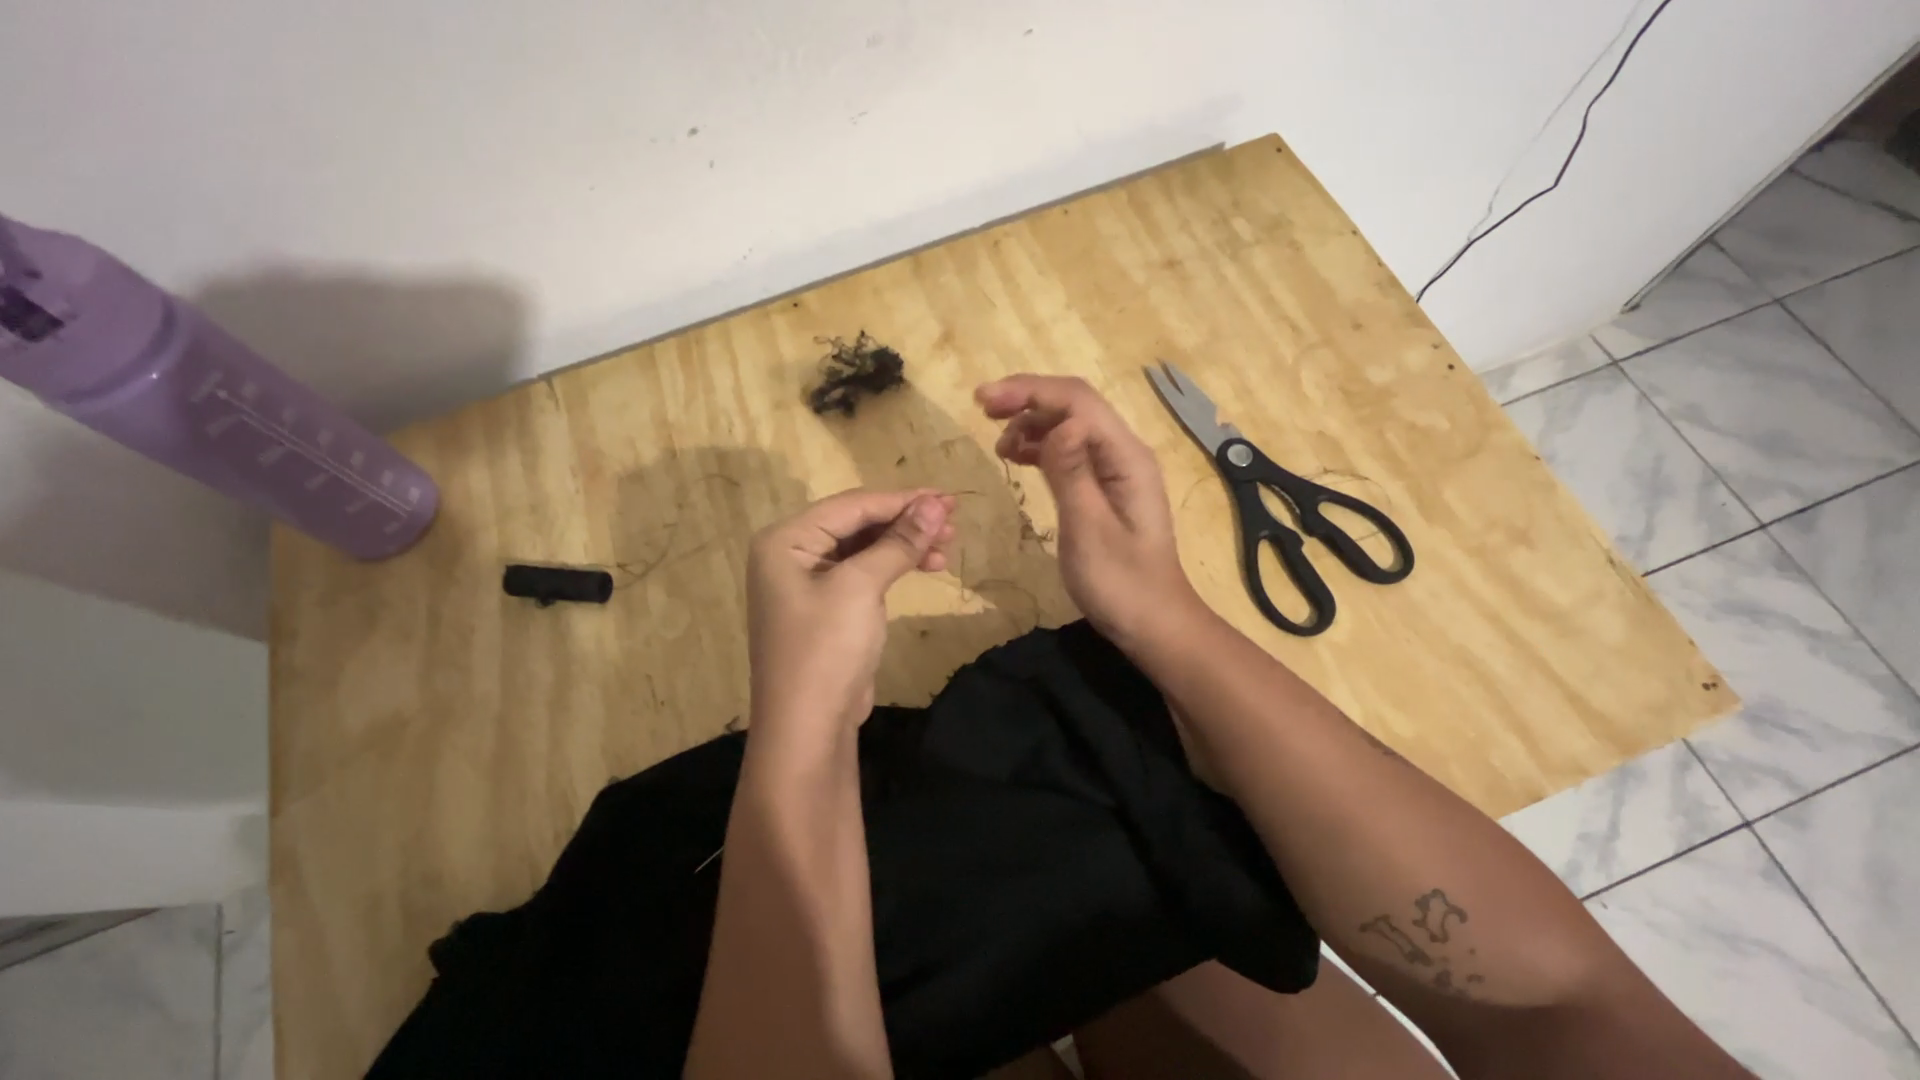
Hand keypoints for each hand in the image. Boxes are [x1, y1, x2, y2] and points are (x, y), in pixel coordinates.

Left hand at [747, 488, 957, 732]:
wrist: (807, 727)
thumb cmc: (826, 647)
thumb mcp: (862, 587)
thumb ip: (898, 542)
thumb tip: (935, 505)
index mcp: (785, 540)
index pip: (851, 506)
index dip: (901, 500)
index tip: (947, 499)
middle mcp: (791, 556)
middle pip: (857, 524)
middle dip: (905, 522)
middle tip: (953, 523)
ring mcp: (808, 585)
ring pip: (864, 550)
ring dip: (904, 545)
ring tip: (947, 547)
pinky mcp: (827, 610)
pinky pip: (864, 575)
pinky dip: (894, 568)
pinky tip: (925, 566)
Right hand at [976, 375, 1201, 644]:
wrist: (1153, 624)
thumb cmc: (1121, 584)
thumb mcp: (1090, 531)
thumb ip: (1073, 473)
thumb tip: (1061, 422)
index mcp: (1126, 457)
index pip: (1076, 402)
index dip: (1029, 391)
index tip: (982, 400)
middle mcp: (1124, 453)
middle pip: (1074, 405)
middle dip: (1027, 399)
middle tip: (982, 410)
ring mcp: (1115, 469)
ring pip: (1070, 425)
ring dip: (1032, 423)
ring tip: (997, 444)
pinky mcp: (1104, 487)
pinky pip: (1071, 451)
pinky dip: (1042, 447)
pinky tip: (1018, 457)